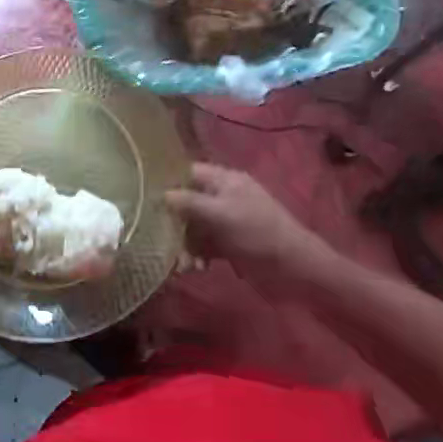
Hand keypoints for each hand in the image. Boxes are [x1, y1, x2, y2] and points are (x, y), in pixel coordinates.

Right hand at [166, 164, 323, 284]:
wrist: (297, 270)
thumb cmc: (259, 233)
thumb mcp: (222, 215)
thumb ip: (190, 202)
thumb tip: (163, 195)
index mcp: (224, 180)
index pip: (188, 172)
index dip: (167, 183)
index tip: (145, 199)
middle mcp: (223, 197)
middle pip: (187, 202)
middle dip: (173, 222)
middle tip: (161, 240)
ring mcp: (226, 222)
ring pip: (193, 227)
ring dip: (183, 244)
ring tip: (183, 264)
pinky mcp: (229, 245)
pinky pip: (204, 245)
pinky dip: (196, 255)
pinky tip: (195, 269)